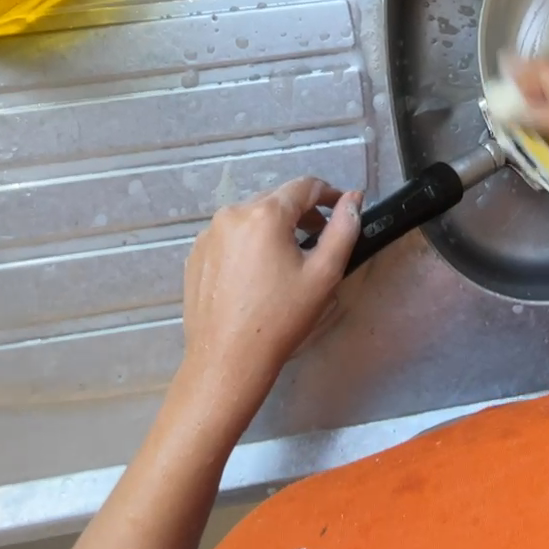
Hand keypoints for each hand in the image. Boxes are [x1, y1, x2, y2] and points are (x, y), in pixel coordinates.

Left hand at [180, 178, 360, 389]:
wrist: (226, 362)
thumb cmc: (281, 317)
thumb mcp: (324, 273)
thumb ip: (344, 228)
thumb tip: (353, 198)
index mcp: (265, 214)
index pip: (305, 186)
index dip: (329, 194)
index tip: (343, 209)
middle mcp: (232, 214)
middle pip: (277, 199)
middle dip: (302, 213)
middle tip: (320, 239)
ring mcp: (208, 234)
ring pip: (252, 216)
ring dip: (275, 227)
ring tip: (288, 258)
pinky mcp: (196, 255)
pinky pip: (231, 236)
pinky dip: (249, 243)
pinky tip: (257, 274)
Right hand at [505, 56, 548, 145]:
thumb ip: (522, 114)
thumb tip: (500, 111)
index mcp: (543, 67)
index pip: (509, 73)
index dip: (506, 95)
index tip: (509, 116)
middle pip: (526, 77)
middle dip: (523, 99)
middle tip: (529, 121)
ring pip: (542, 83)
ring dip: (539, 102)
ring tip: (547, 123)